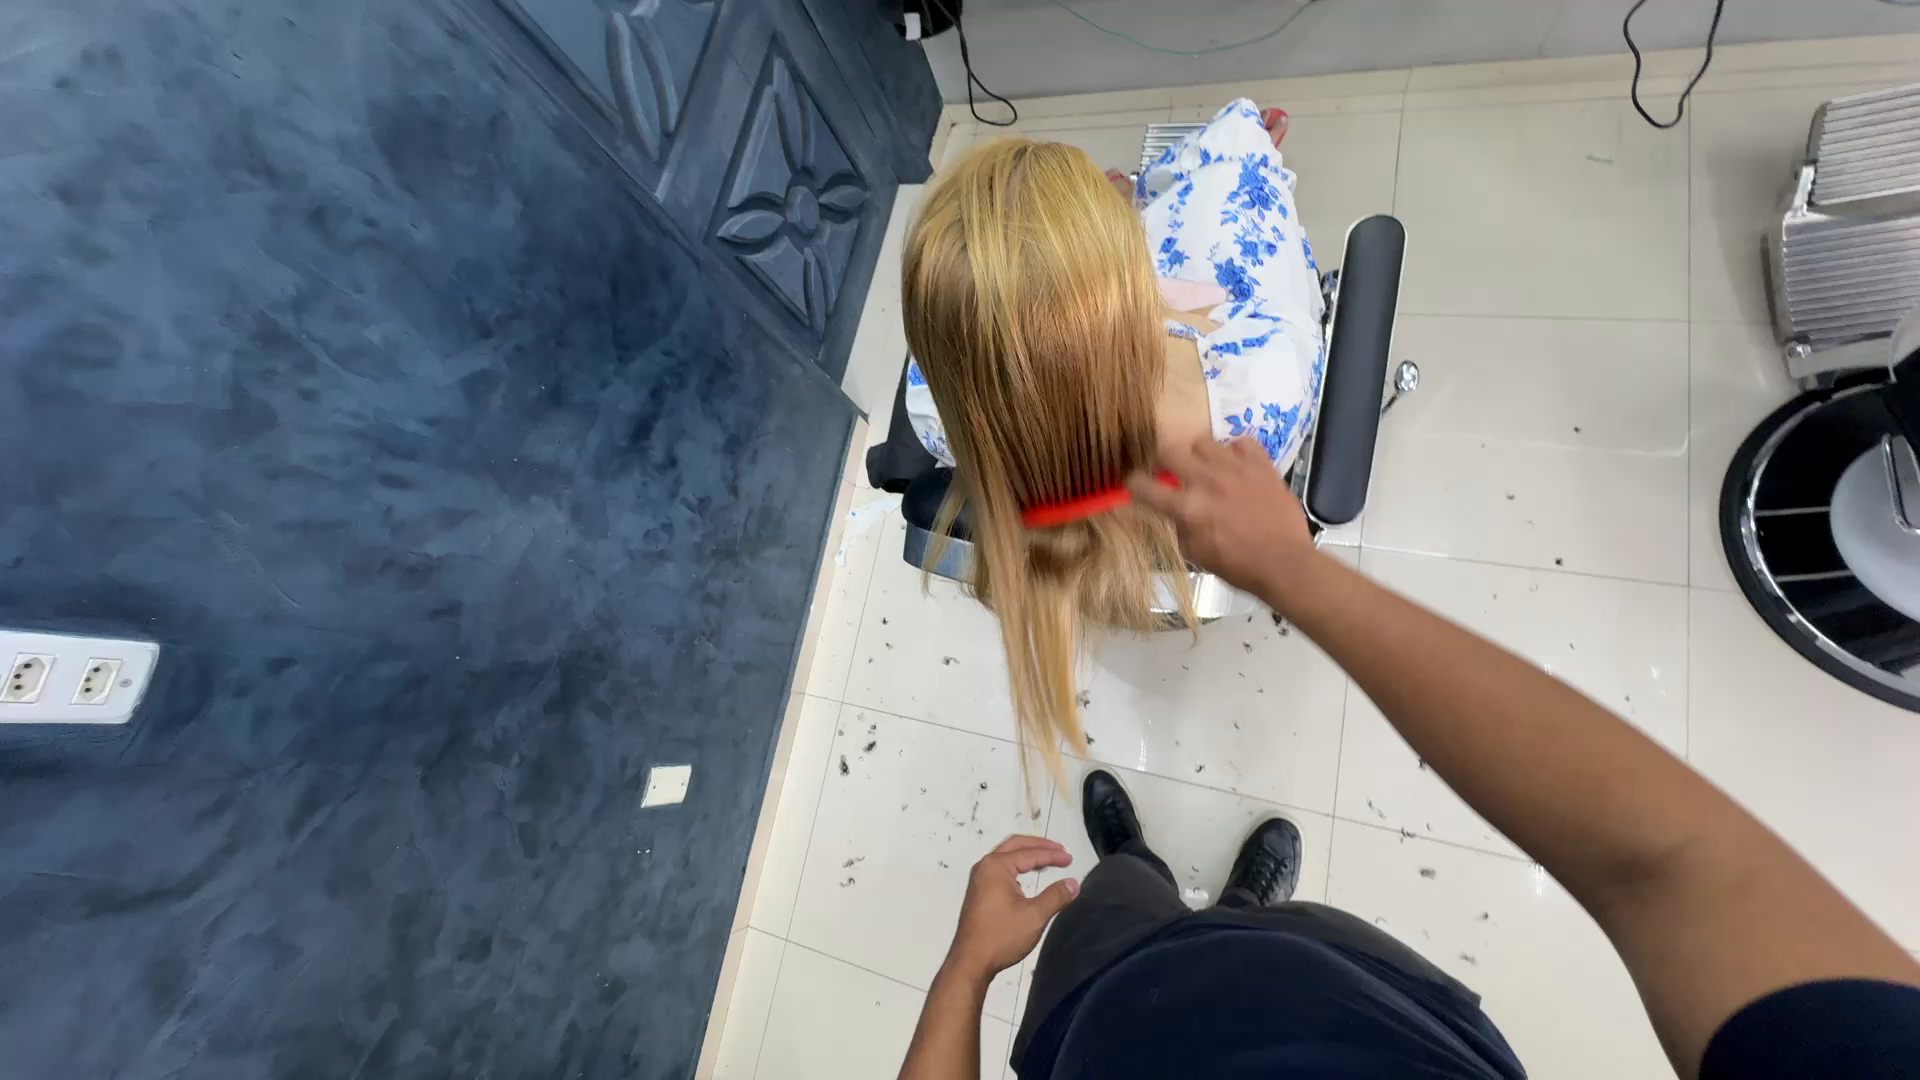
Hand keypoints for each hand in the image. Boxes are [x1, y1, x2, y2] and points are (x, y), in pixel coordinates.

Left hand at [943, 835, 1078, 985]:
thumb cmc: (1001, 937)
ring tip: (1048, 858)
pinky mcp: (979, 890)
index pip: (1029, 854)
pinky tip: (1028, 874)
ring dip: (1027, 854)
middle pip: (1015, 845)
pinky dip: (1017, 864)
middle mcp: (985, 866)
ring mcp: (979, 878)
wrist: (970, 962)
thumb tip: (1073, 883)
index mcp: (996, 866)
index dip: (1052, 855)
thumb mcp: (1034, 916)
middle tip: (1060, 850)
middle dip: (1039, 845)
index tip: (1070, 858)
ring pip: (1007, 855)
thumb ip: (1055, 897)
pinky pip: (1001, 867)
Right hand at [1128, 436, 1318, 604]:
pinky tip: (1235, 465)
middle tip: (1170, 471)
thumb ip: (1180, 526)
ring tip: (1207, 468)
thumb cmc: (1238, 565)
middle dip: (1164, 461)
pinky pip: (1240, 442)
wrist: (1284, 563)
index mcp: (1186, 508)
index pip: (1143, 487)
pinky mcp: (1261, 464)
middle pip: (1169, 452)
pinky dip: (1234, 451)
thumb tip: (1177, 512)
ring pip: (1203, 442)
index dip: (1133, 484)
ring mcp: (1235, 469)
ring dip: (1199, 456)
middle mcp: (1206, 481)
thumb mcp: (1195, 553)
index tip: (1135, 485)